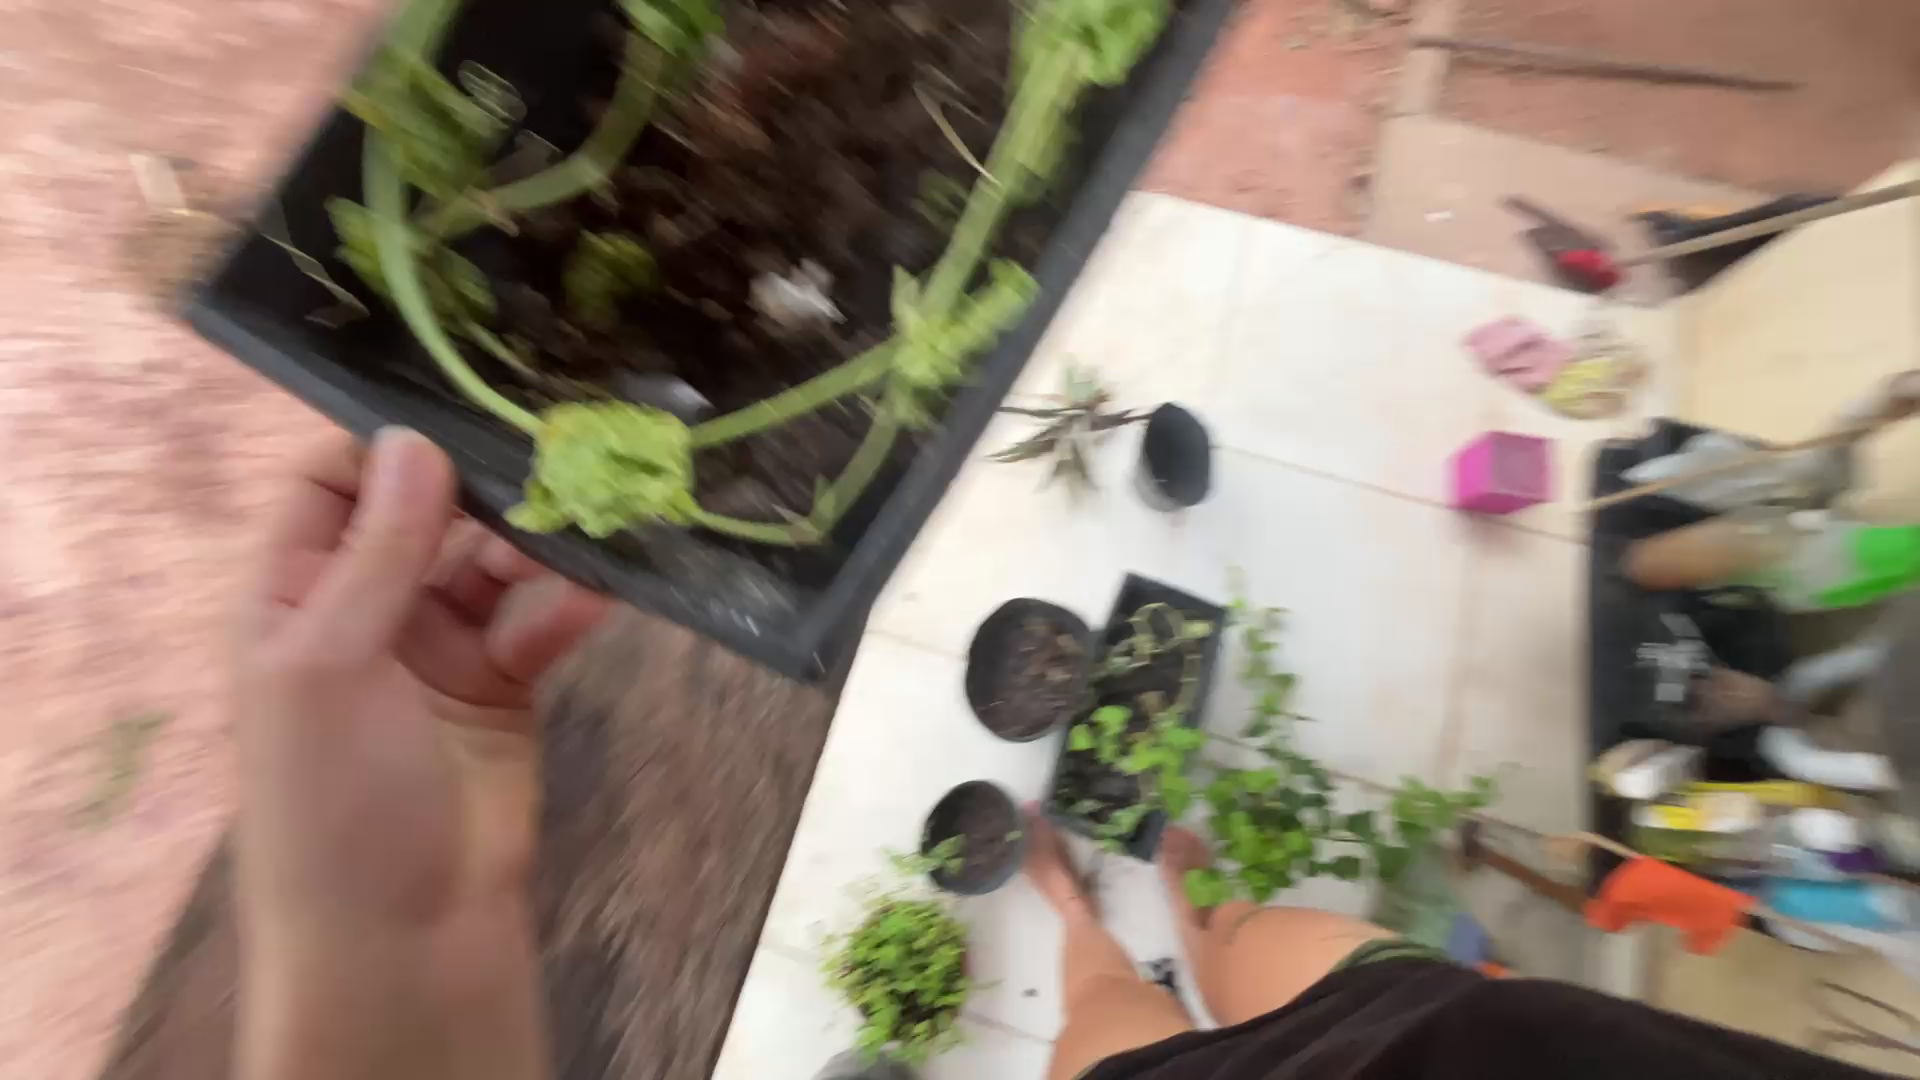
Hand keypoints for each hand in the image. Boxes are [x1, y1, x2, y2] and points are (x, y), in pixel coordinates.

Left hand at [233, 429, 607, 1079]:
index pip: (328, 492)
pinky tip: (608, 590)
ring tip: (590, 523)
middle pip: (429, 522)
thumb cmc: (340, 794)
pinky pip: (543, 622)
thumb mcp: (331, 666)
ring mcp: (447, 646)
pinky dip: (573, 606)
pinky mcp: (510, 678)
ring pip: (497, 568)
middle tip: (555, 458)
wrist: (414, 919)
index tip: (457, 418)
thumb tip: (413, 443)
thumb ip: (375, 554)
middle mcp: (371, 612)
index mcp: (297, 600)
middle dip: (486, 495)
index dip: (382, 451)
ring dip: (539, 549)